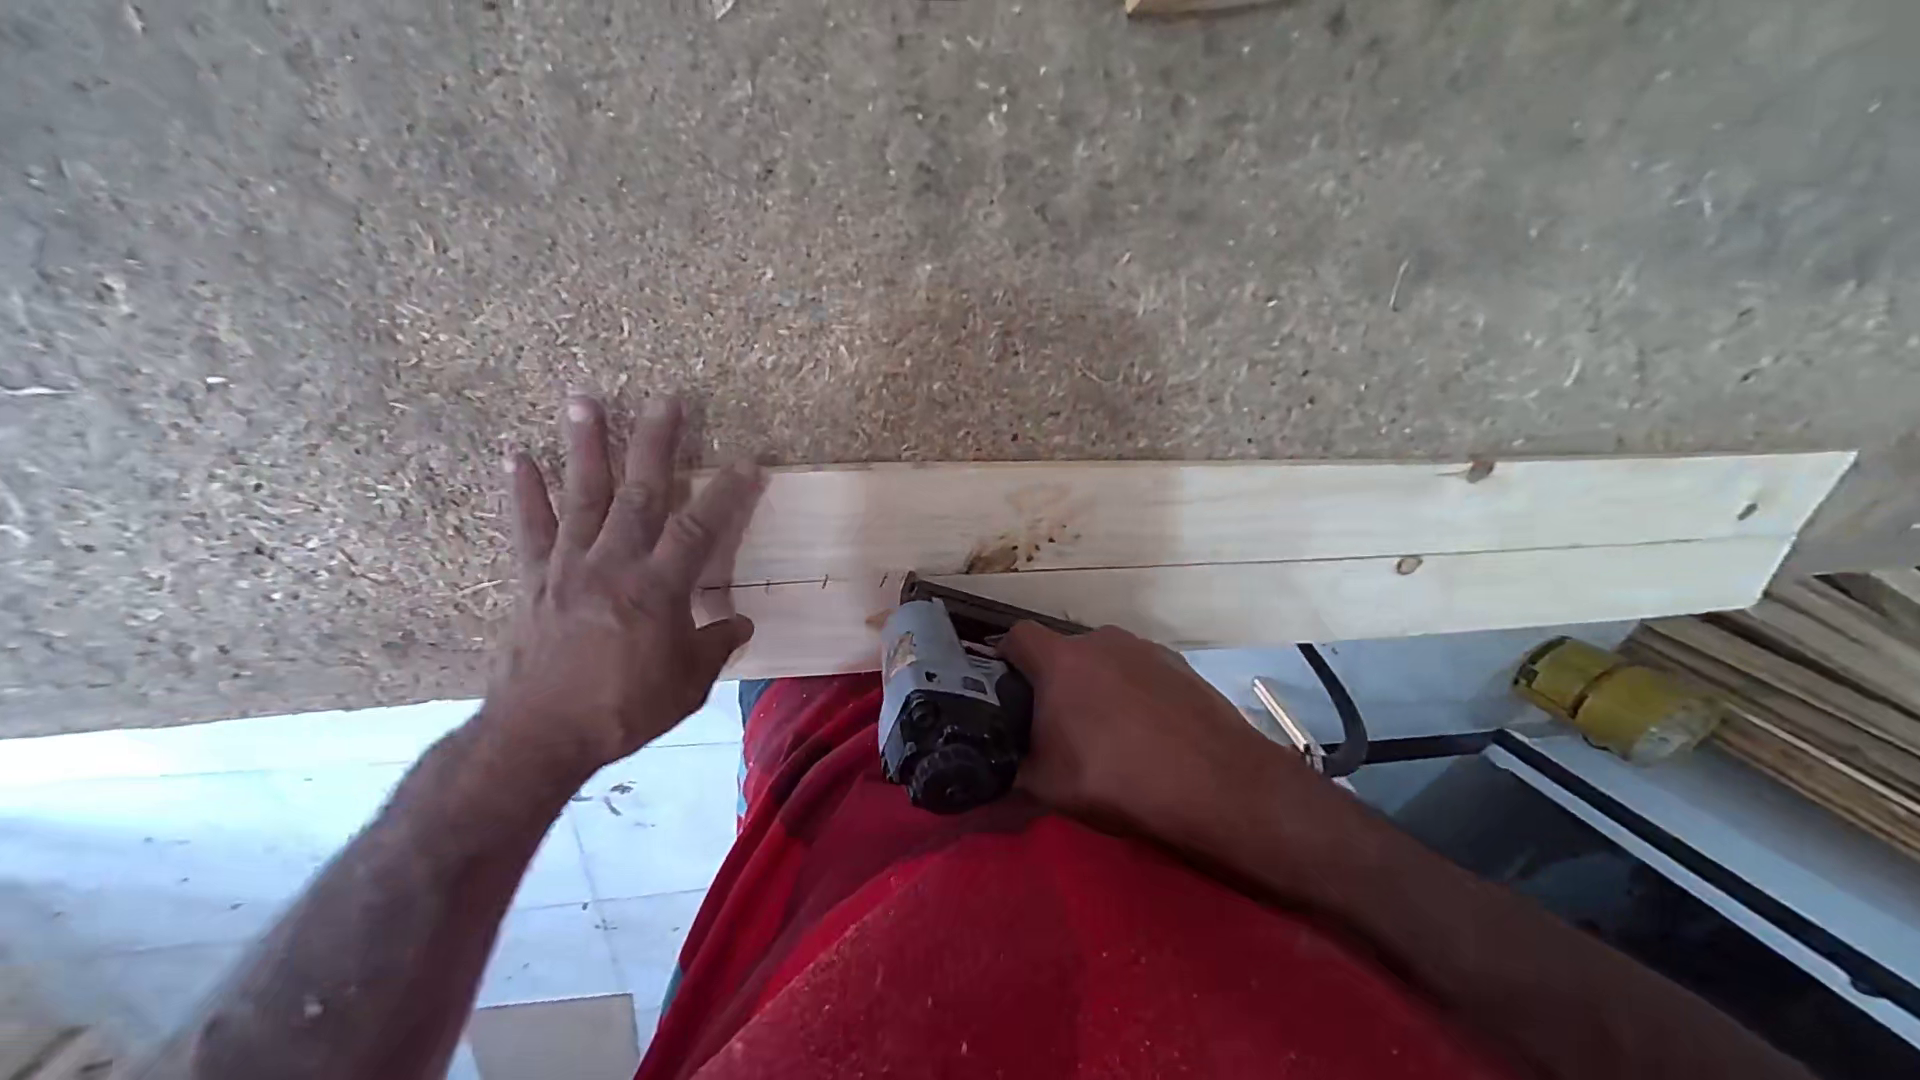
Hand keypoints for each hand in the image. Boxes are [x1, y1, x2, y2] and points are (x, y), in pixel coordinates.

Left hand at [480, 394, 764, 779]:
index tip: (748, 463)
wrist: (539, 736)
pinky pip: (529, 529)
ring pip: (583, 496)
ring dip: (586, 446)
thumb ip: (715, 645)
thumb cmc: (625, 710)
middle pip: (641, 493)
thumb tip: (742, 623)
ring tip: (584, 399)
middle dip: (656, 443)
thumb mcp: (688, 684)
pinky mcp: (533, 580)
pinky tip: (517, 456)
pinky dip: (523, 491)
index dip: (727, 493)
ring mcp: (569, 567)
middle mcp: (614, 564)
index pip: (700, 528)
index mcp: (658, 589)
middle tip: (665, 400)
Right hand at [1002, 623, 1309, 841]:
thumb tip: (983, 783)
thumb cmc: (1119, 778)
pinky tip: (1149, 732)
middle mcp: (1101, 640)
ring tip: (1109, 734)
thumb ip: (1009, 776)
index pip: (1015, 637)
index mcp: (1061, 660)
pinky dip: (1134, 692)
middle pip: (1062, 652)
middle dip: (1054, 682)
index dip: (1005, 660)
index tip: (1006, 690)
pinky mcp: (1179, 663)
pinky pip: (1139, 671)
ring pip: (1103, 661)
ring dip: (1096, 686)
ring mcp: (1145, 648)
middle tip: (1058, 727)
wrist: (1218, 785)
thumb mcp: (1048, 787)